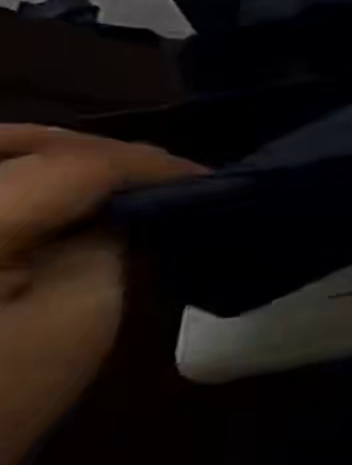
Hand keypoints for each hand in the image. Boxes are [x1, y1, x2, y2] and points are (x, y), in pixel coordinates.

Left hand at [0, 126, 204, 464]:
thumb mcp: (78, 321)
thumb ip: (108, 247)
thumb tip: (136, 204)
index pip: (75, 166)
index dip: (154, 166)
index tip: (218, 180)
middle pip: (12, 143)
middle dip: (95, 152)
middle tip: (165, 177)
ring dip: (46, 158)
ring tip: (109, 182)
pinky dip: (8, 180)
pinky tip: (45, 200)